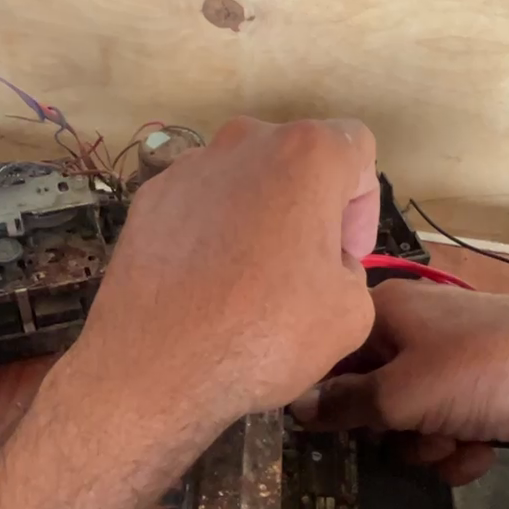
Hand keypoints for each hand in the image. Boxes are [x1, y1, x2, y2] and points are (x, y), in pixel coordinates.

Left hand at [56, 117, 380, 435]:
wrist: (155, 367)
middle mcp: (244, 142)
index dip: (361, 205)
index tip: (347, 255)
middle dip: (310, 207)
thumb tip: (324, 263)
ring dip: (259, 217)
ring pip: (243, 180)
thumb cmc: (264, 335)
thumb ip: (352, 269)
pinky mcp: (148, 201)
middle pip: (295, 159)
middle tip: (307, 268)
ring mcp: (187, 168)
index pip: (355, 148)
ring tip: (251, 281)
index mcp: (306, 154)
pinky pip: (199, 206)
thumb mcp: (351, 312)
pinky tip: (206, 285)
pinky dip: (212, 233)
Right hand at [290, 281, 508, 480]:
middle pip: (368, 393)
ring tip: (452, 440)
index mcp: (386, 313)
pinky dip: (458, 449)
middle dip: (385, 426)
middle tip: (400, 430)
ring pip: (408, 422)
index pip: (331, 353)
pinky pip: (445, 432)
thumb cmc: (480, 373)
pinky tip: (481, 451)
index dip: (321, 394)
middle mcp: (415, 333)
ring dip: (424, 444)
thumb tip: (294, 406)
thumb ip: (342, 404)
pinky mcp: (481, 397)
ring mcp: (451, 366)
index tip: (315, 429)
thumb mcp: (399, 392)